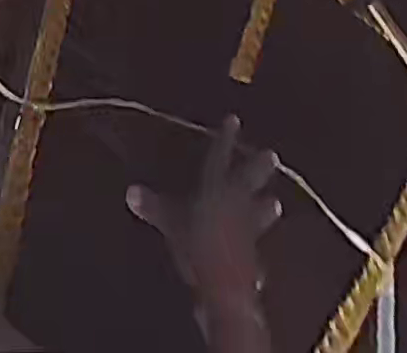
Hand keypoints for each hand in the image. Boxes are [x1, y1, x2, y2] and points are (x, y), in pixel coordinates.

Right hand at [127, 115, 279, 351]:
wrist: (224, 287)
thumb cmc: (195, 244)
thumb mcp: (169, 222)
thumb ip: (152, 206)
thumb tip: (130, 191)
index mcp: (215, 188)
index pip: (219, 157)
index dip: (225, 137)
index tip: (234, 119)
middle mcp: (235, 203)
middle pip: (248, 180)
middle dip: (258, 167)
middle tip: (273, 155)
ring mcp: (248, 230)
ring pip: (257, 212)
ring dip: (264, 207)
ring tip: (276, 202)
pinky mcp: (252, 255)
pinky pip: (255, 243)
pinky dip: (255, 242)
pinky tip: (260, 251)